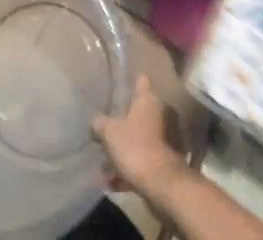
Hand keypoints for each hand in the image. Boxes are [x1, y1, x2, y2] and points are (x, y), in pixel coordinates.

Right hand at [92, 75, 187, 196]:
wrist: (162, 183)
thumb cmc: (134, 147)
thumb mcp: (108, 132)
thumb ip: (99, 122)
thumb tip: (96, 120)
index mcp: (148, 100)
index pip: (141, 79)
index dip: (130, 81)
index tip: (119, 86)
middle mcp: (161, 113)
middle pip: (138, 111)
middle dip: (122, 121)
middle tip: (104, 129)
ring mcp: (166, 137)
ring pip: (140, 137)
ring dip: (123, 148)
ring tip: (104, 164)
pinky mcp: (167, 159)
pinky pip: (144, 158)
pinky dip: (129, 167)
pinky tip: (112, 182)